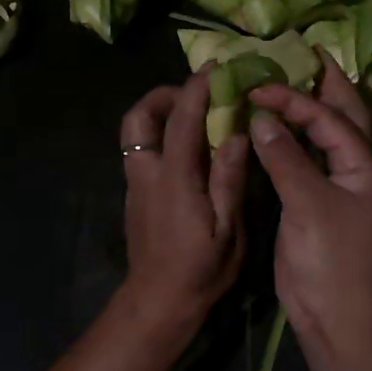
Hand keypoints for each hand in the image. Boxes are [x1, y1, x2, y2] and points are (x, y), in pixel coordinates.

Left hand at [119, 68, 250, 320]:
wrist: (158, 302)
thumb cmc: (200, 269)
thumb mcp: (227, 229)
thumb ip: (229, 179)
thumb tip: (237, 134)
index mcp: (173, 179)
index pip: (180, 121)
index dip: (196, 89)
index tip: (214, 68)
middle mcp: (146, 173)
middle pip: (137, 118)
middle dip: (161, 96)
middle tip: (195, 96)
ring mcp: (136, 184)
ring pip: (134, 134)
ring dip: (158, 114)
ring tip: (193, 118)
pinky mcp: (135, 195)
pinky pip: (140, 151)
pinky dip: (159, 135)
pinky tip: (187, 150)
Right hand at [247, 52, 371, 361]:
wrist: (339, 324)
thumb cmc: (334, 263)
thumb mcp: (311, 206)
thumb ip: (286, 159)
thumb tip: (261, 117)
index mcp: (364, 168)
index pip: (329, 119)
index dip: (295, 100)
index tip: (257, 89)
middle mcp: (355, 173)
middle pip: (343, 119)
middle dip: (327, 88)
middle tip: (310, 57)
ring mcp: (336, 192)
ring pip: (322, 142)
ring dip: (306, 115)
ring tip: (287, 86)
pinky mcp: (316, 210)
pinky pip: (303, 167)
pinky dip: (289, 147)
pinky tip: (271, 136)